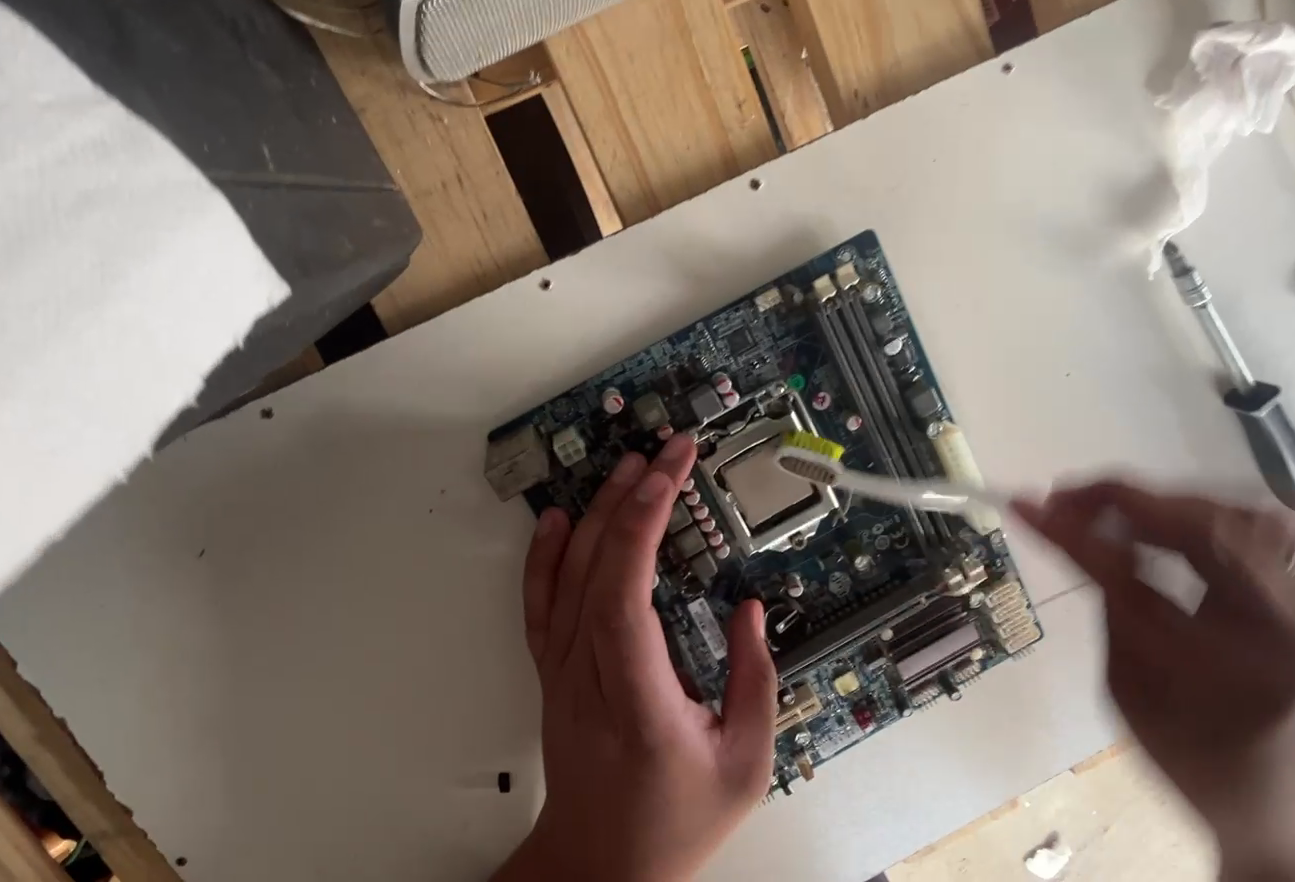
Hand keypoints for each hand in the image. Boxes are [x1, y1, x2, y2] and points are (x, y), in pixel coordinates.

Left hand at [493, 435, 776, 881]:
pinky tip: (558, 518)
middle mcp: (589, 675)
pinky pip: (539, 602)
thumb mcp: (744, 764)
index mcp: (638, 698)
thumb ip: (755, 680)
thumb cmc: (672, 823)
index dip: (644, 522)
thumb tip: (748, 609)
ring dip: (599, 512)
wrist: (602, 865)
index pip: (626, 591)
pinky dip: (545, 554)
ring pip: (570, 574)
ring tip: (628, 465)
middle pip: (598, 566)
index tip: (669, 473)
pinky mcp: (553, 670)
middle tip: (667, 453)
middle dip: (634, 496)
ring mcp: (562, 670)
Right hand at [1017, 482, 1294, 881]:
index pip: (1153, 579)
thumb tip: (1058, 523)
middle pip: (1220, 530)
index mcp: (1245, 676)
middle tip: (1068, 500)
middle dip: (1132, 503)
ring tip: (1118, 513)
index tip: (1029, 506)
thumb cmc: (1190, 761)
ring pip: (1253, 518)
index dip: (1083, 534)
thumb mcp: (1129, 687)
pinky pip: (1271, 530)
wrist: (1280, 808)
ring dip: (1174, 504)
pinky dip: (1211, 513)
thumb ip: (1110, 601)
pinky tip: (1170, 524)